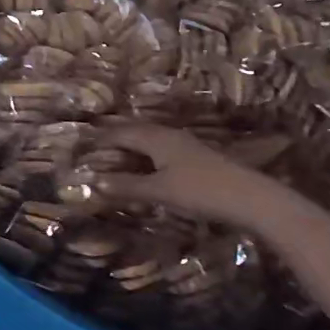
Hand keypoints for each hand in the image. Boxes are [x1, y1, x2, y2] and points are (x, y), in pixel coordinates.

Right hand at [94, 123, 294, 228]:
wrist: (249, 197)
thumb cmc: (200, 191)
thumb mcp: (159, 191)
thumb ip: (127, 186)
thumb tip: (94, 182)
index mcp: (156, 138)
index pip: (120, 133)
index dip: (99, 139)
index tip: (80, 145)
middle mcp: (169, 135)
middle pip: (135, 132)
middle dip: (114, 137)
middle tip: (94, 145)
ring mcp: (185, 145)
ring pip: (150, 139)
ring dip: (131, 146)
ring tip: (115, 154)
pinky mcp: (196, 157)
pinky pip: (161, 149)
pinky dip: (146, 155)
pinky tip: (147, 166)